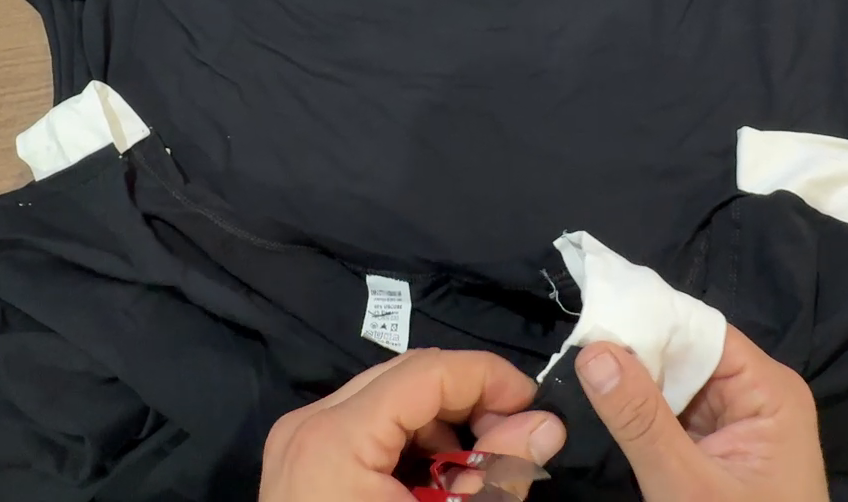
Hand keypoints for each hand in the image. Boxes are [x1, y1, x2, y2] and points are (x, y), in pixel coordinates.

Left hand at [259, 349, 567, 501]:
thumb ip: (499, 474)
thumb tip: (547, 425)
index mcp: (337, 437)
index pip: (428, 372)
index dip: (488, 377)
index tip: (534, 402)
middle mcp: (311, 421)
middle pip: (408, 376)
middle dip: (469, 398)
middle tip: (514, 433)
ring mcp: (300, 438)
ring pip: (390, 394)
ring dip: (443, 418)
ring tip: (478, 462)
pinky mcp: (302, 458)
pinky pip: (368, 421)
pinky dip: (410, 437)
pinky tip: (437, 474)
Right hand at [577, 326, 827, 501]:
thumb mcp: (687, 488)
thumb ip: (640, 419)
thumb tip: (591, 348)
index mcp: (767, 388)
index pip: (698, 328)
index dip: (645, 318)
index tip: (590, 316)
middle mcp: (757, 391)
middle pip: (685, 349)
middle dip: (634, 350)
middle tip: (576, 345)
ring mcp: (739, 418)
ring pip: (675, 378)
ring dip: (634, 379)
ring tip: (582, 366)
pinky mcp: (721, 443)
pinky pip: (675, 407)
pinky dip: (643, 408)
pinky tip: (609, 401)